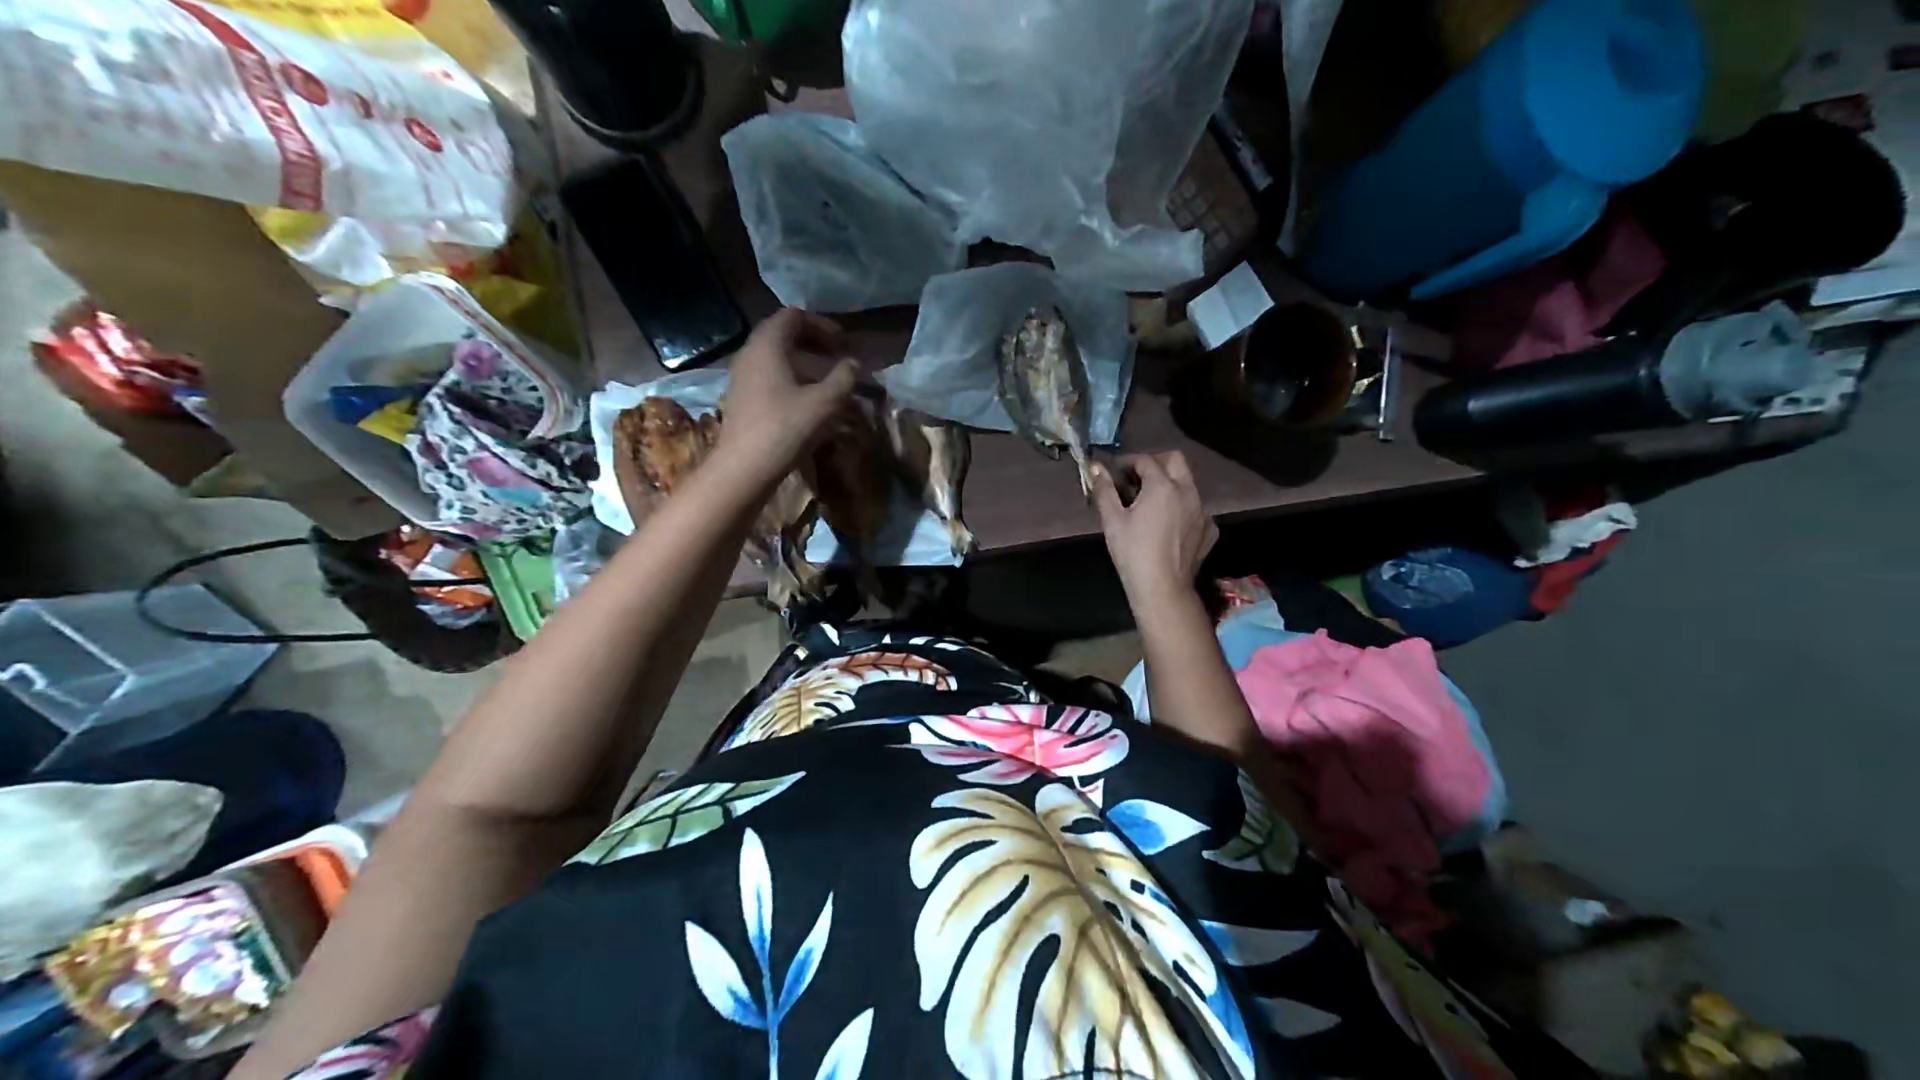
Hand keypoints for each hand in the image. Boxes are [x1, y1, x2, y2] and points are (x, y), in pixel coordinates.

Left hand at [715, 308, 857, 481]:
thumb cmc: (786, 428)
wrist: (744, 467)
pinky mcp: (743, 399)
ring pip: (777, 358)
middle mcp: (750, 353)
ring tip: (829, 382)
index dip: (822, 325)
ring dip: (805, 365)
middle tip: (839, 359)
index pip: (794, 316)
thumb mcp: (825, 402)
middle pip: (784, 334)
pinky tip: (810, 402)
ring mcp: (743, 377)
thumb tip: (854, 363)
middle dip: (814, 344)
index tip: (844, 344)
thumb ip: (844, 377)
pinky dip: (792, 380)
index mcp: (768, 344)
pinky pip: (770, 377)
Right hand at [1089, 451, 1217, 603]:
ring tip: (1152, 502)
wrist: (1163, 588)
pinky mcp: (1210, 530)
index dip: (1127, 462)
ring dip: (1170, 485)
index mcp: (1163, 486)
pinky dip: (1183, 509)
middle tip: (1137, 477)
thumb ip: (1104, 490)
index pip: (1145, 460)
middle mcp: (1188, 492)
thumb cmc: (1133, 552)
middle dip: (1156, 462)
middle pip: (1175, 461)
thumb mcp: (1112, 520)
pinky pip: (1197, 509)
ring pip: (1188, 485)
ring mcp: (1203, 511)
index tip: (1114, 472)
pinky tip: (1171, 525)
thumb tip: (1095, 468)